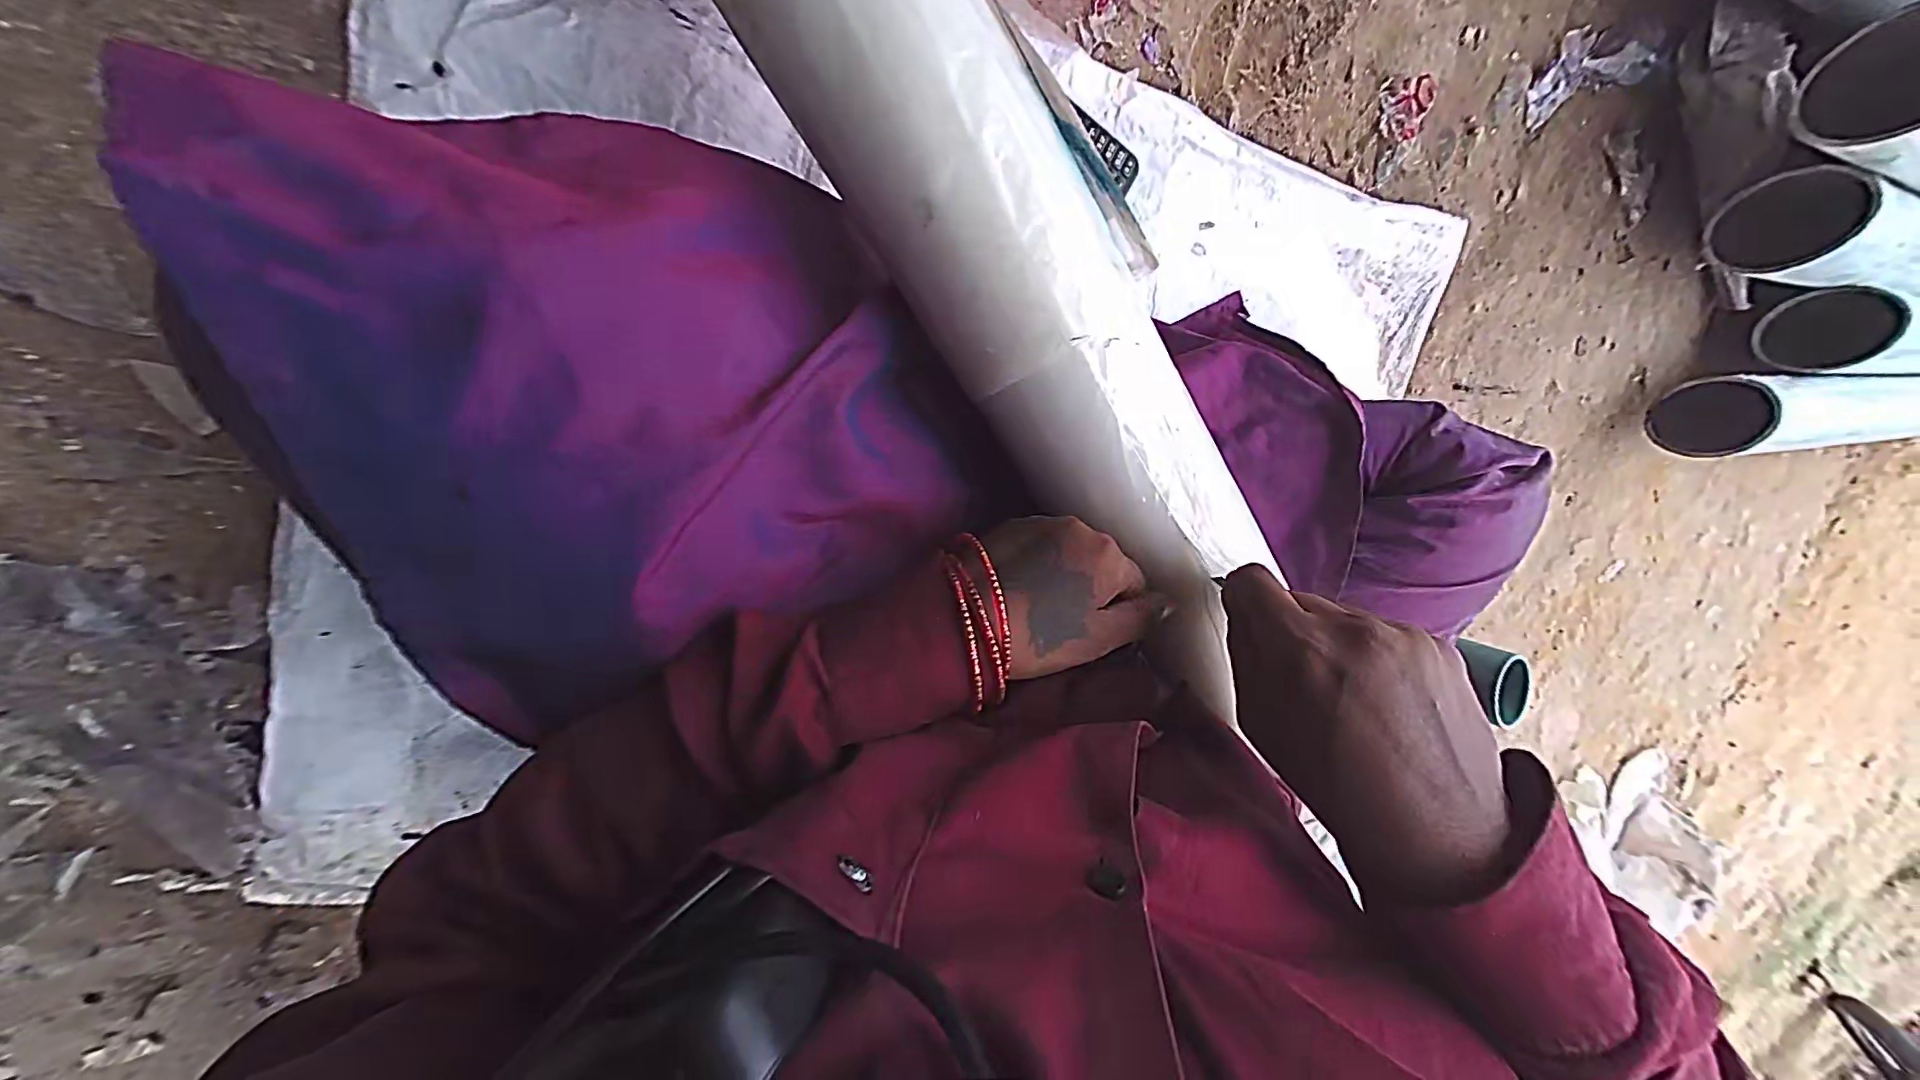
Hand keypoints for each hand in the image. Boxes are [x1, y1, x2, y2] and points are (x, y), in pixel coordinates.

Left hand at [973, 516, 1169, 680]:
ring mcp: (1043, 522)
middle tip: (1063, 620)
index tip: (1090, 631)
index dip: (1118, 612)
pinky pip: (1042, 544)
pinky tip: (1020, 586)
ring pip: (1071, 551)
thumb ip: (1139, 619)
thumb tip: (1167, 603)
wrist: (964, 617)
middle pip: (1102, 562)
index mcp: (1107, 554)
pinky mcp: (1012, 525)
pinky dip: (1039, 562)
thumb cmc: (1036, 636)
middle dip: (1092, 588)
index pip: (1134, 583)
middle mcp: (1079, 527)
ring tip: (1038, 603)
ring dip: (1065, 572)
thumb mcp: (1096, 639)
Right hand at [1221, 565, 1511, 904]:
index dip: (1241, 597)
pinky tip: (1381, 701)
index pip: (1252, 580)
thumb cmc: (1341, 788)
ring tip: (1346, 698)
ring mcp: (1403, 635)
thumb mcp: (1258, 724)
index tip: (1245, 611)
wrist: (1435, 831)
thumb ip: (1244, 656)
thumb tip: (1243, 620)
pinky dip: (1373, 656)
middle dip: (1289, 629)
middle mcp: (1354, 629)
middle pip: (1298, 599)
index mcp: (1300, 647)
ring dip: (1333, 643)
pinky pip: (1383, 633)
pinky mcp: (1439, 645)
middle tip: (1296, 676)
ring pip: (1341, 616)